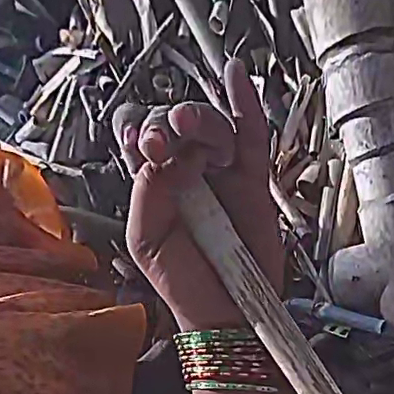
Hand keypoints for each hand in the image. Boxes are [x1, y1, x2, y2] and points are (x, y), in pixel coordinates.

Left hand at [117, 56, 281, 330]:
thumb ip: (149, 192)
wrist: (228, 313)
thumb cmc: (185, 286)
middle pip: (177, 126)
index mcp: (152, 187)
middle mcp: (185, 176)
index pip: (142, 138)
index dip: (142, 131)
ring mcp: (220, 177)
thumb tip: (172, 155)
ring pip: (212, 128)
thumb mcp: (146, 241)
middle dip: (170, 124)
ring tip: (194, 131)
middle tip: (170, 141)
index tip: (148, 145)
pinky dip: (245, 106)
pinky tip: (235, 80)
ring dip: (201, 120)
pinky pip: (251, 137)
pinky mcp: (252, 184)